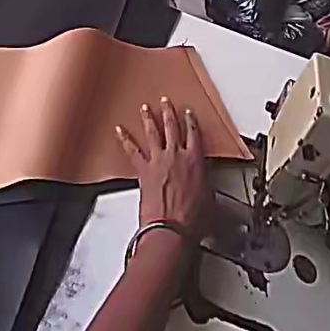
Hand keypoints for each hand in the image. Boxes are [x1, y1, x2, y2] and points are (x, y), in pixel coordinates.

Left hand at [115, 96, 208, 236]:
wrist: (171, 229)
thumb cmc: (191, 219)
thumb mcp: (209, 198)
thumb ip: (206, 185)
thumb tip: (206, 187)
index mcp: (195, 159)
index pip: (194, 133)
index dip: (191, 121)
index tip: (188, 113)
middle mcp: (176, 155)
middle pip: (172, 127)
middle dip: (169, 112)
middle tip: (165, 101)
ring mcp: (158, 161)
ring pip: (153, 133)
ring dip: (149, 119)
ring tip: (145, 108)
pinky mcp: (143, 170)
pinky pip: (132, 151)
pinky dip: (125, 139)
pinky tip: (120, 131)